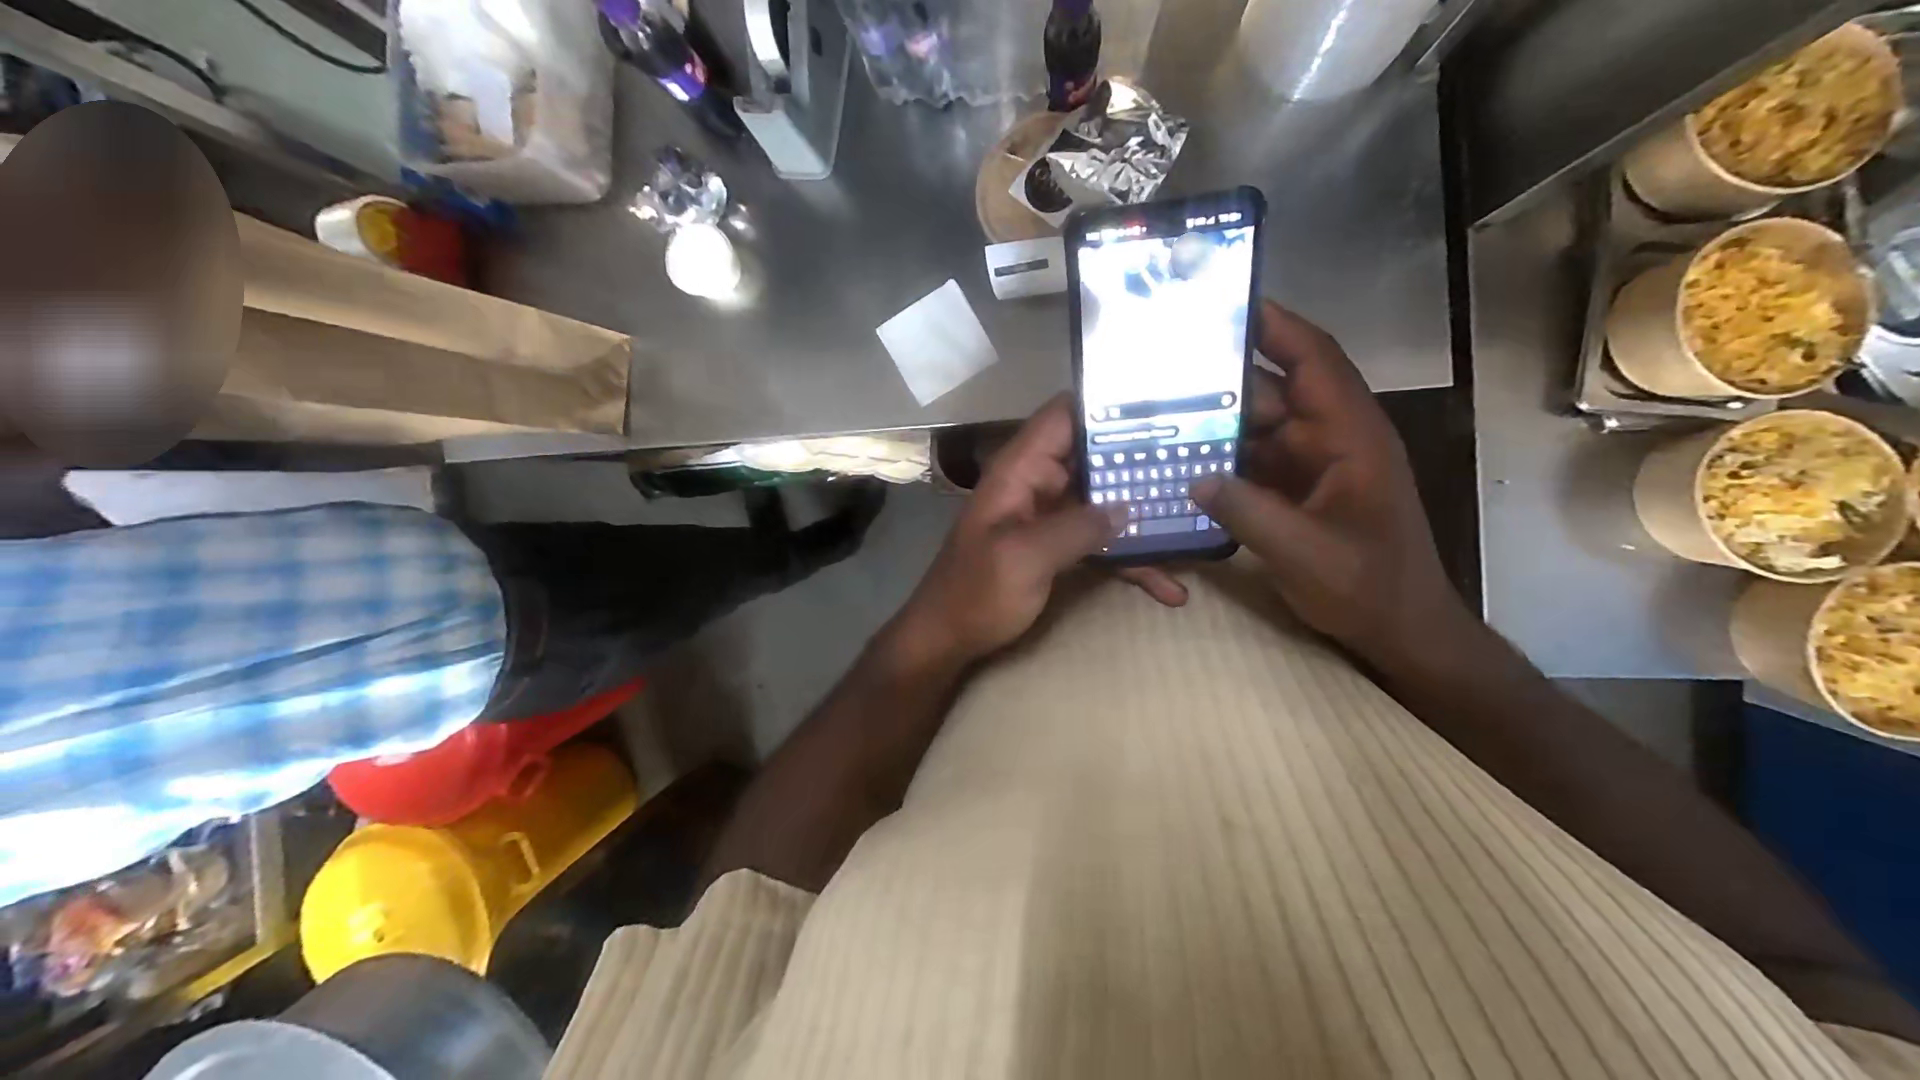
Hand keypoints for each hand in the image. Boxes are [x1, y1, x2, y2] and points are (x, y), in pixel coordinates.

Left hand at [892, 395, 1178, 668]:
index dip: (1107, 406)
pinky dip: (1133, 561)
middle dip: (1144, 461)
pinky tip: (1170, 587)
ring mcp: (1050, 517)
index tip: (1161, 406)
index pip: (1064, 417)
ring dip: (1147, 517)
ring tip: (1199, 523)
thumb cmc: (975, 593)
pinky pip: (1102, 543)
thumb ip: (1076, 528)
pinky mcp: (1059, 548)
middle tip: (1202, 461)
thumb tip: (1128, 507)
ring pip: (1106, 502)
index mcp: (1020, 471)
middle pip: (1096, 458)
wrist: (947, 639)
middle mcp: (1038, 485)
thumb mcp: (1024, 558)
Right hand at [1191, 301, 1471, 669]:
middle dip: (1224, 378)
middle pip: (1275, 391)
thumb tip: (1195, 477)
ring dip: (1217, 420)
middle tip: (1164, 367)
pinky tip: (1183, 458)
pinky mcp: (1297, 489)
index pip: (1315, 361)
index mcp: (1352, 436)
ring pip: (1259, 426)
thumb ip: (1249, 513)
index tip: (1227, 300)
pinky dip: (1221, 457)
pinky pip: (1253, 459)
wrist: (1400, 631)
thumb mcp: (1307, 553)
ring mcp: (1314, 464)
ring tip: (1161, 409)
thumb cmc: (1370, 588)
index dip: (1276, 325)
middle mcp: (1332, 438)